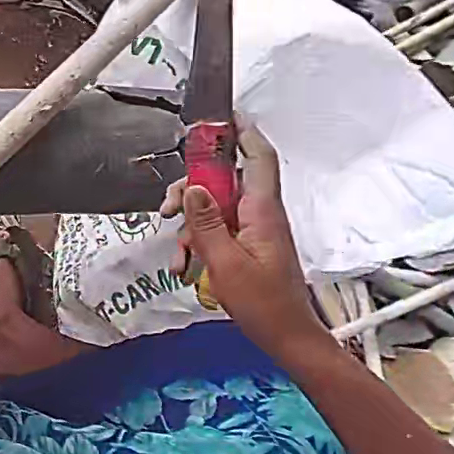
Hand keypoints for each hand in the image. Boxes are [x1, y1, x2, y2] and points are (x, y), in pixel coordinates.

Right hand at [161, 126, 322, 337]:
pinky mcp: (244, 245)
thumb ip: (206, 222)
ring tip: (177, 256)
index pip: (258, 158)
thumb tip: (192, 186)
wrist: (287, 337)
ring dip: (188, 227)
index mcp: (261, 210)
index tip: (223, 116)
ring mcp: (251, 229)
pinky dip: (196, 244)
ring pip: (212, 208)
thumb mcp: (225, 262)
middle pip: (222, 182)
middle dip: (189, 191)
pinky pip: (215, 231)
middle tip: (166, 208)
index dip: (244, 133)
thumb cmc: (262, 302)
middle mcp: (258, 213)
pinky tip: (184, 267)